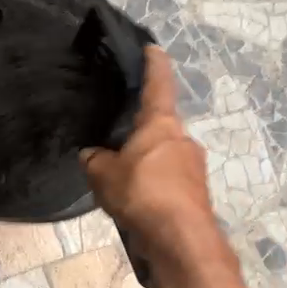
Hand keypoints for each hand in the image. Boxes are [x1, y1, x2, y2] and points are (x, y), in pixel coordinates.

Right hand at [80, 47, 221, 265]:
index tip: (153, 48)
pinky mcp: (192, 192)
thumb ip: (94, 158)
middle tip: (111, 138)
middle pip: (157, 126)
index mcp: (161, 126)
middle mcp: (182, 140)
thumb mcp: (101, 173)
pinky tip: (128, 197)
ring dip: (140, 160)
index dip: (154, 66)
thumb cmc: (140, 194)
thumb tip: (94, 154)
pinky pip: (163, 178)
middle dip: (137, 131)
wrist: (179, 238)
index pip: (157, 87)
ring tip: (114, 176)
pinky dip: (147, 182)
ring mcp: (191, 167)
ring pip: (160, 154)